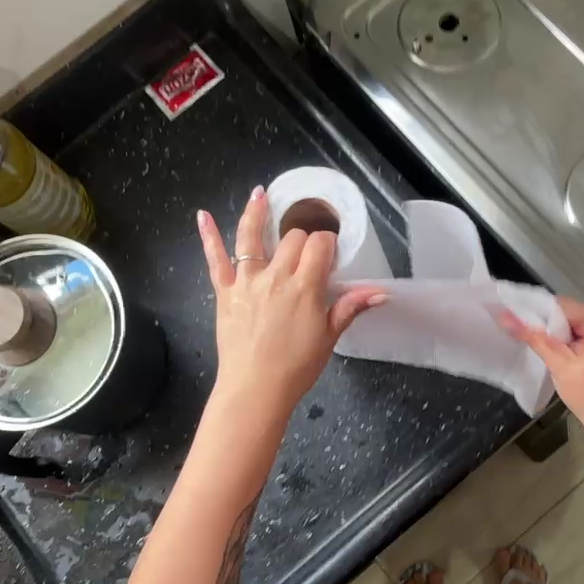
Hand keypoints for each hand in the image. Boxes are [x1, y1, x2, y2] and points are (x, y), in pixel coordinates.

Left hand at [196, 186, 385, 421]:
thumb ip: (350, 307)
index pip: (319, 246)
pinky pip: (215, 259)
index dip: (327, 244)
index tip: (329, 253)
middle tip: (305, 252)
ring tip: (260, 194)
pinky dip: (208, 236)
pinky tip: (202, 216)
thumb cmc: (296, 367)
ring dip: (255, 212)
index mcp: (305, 287)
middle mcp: (276, 276)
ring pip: (251, 237)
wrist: (255, 389)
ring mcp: (247, 282)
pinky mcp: (225, 292)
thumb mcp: (329, 337)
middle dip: (302, 238)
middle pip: (291, 239)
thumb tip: (381, 292)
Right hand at [498, 296, 583, 428]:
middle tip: (522, 334)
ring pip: (574, 324)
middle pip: (570, 314)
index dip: (537, 314)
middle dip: (547, 326)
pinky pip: (583, 333)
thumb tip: (504, 318)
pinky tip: (556, 350)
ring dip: (557, 334)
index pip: (563, 307)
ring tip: (536, 342)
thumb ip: (534, 338)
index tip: (513, 318)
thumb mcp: (559, 364)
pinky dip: (568, 341)